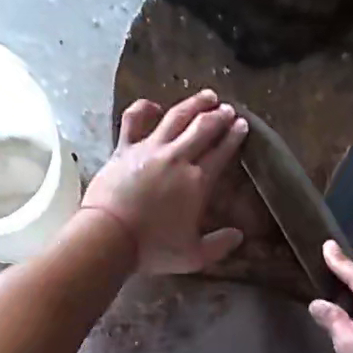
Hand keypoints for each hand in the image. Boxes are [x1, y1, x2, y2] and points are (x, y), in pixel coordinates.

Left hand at [80, 90, 247, 274]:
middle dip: (219, 115)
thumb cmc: (152, 248)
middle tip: (228, 109)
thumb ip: (218, 246)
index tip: (242, 125)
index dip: (234, 136)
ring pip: (176, 116)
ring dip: (194, 103)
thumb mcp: (192, 256)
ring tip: (207, 96)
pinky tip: (154, 106)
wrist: (110, 236)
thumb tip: (238, 236)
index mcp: (198, 182)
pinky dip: (145, 108)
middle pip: (204, 127)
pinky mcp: (124, 148)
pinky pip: (135, 119)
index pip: (222, 152)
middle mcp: (177, 158)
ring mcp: (150, 149)